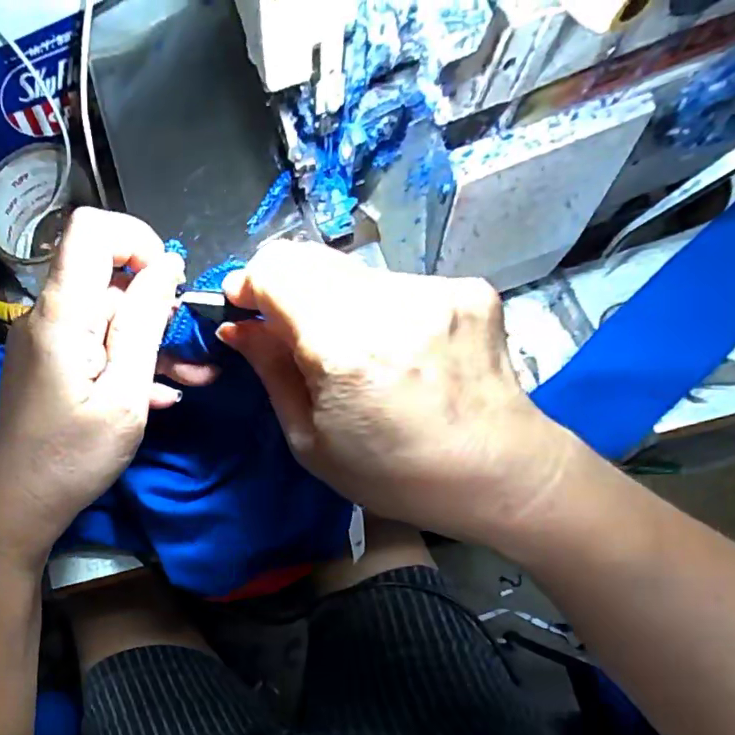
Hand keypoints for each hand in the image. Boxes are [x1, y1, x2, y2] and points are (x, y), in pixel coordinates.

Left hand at [0, 209, 186, 561]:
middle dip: (156, 308)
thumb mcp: (123, 397)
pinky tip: (163, 395)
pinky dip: (128, 363)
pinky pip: (94, 348)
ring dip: (151, 343)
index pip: (91, 229)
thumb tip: (165, 267)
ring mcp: (47, 344)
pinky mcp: (50, 368)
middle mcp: (47, 317)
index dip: (136, 240)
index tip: (167, 282)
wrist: (19, 506)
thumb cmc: (72, 458)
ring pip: (106, 320)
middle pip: (106, 280)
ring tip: (194, 377)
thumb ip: (143, 326)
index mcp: (61, 314)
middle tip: (193, 351)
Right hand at [217, 240, 583, 542]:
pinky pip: (394, 283)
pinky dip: (376, 308)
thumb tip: (239, 327)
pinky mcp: (466, 287)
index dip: (249, 284)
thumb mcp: (311, 441)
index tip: (244, 310)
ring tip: (350, 352)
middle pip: (310, 259)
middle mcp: (390, 304)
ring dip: (332, 301)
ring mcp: (434, 290)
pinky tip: (394, 350)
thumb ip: (272, 372)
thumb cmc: (391, 475)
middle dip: (285, 290)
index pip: (276, 269)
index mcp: (345, 350)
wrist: (495, 472)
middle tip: (287, 333)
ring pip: (353, 271)